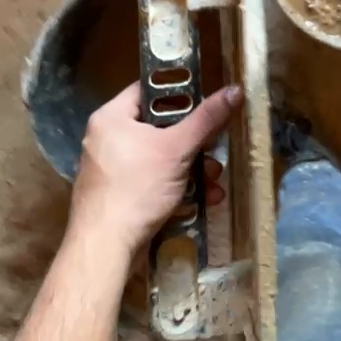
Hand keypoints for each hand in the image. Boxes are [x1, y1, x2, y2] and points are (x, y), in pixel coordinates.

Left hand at [73, 82, 238, 257]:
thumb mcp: (178, 149)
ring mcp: (111, 169)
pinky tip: (202, 198)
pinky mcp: (118, 195)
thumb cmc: (137, 188)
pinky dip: (177, 185)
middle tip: (215, 147)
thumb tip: (236, 90)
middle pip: (160, 126)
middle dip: (194, 142)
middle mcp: (107, 139)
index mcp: (111, 118)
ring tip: (213, 181)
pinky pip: (152, 179)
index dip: (180, 93)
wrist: (104, 251)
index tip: (206, 103)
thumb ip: (207, 119)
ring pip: (160, 156)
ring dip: (192, 167)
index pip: (149, 90)